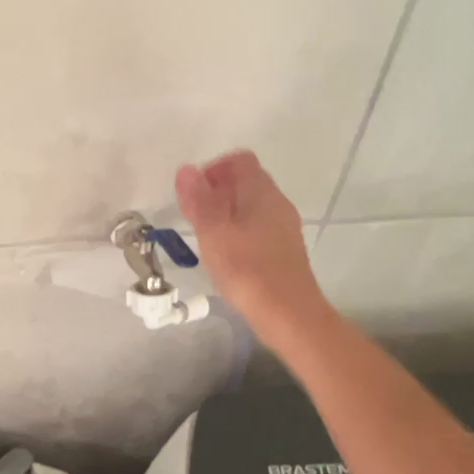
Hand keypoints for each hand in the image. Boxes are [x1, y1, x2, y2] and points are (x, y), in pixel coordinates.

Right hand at [175, 151, 331, 341]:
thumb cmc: (246, 270)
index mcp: (261, 192)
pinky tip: (226, 257)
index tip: (192, 195)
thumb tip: (186, 169)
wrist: (287, 313)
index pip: (239, 161)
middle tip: (194, 218)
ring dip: (226, 215)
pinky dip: (238, 233)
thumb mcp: (214, 233)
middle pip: (246, 182)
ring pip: (251, 206)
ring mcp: (284, 226)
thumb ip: (199, 200)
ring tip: (206, 240)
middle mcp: (277, 202)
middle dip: (217, 193)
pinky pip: (258, 228)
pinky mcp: (284, 249)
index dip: (213, 169)